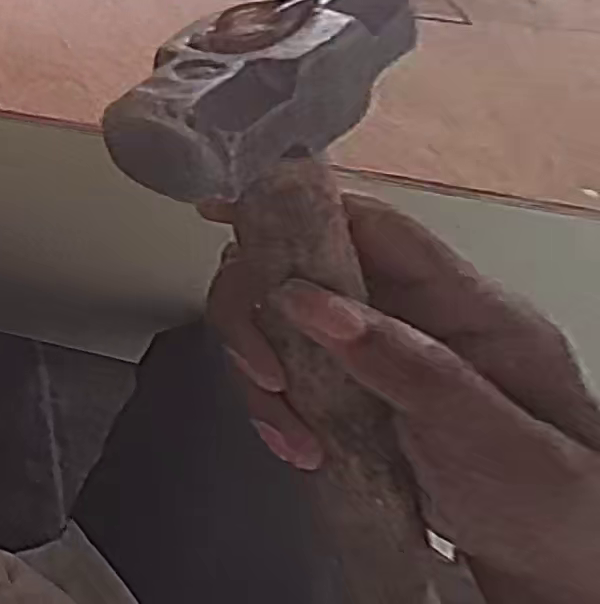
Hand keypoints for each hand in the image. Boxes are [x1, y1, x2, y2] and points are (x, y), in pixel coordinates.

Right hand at [207, 194, 599, 602]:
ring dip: (253, 361)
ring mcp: (357, 338)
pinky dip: (262, 396)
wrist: (554, 572)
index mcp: (460, 304)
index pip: (366, 224)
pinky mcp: (327, 370)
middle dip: (252, 311)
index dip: (293, 207)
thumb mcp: (501, 445)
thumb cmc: (554, 509)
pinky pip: (263, 356)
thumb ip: (412, 368)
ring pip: (261, 309)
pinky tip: (292, 437)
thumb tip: (305, 299)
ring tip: (287, 420)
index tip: (222, 212)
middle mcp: (397, 307)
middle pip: (286, 264)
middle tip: (263, 369)